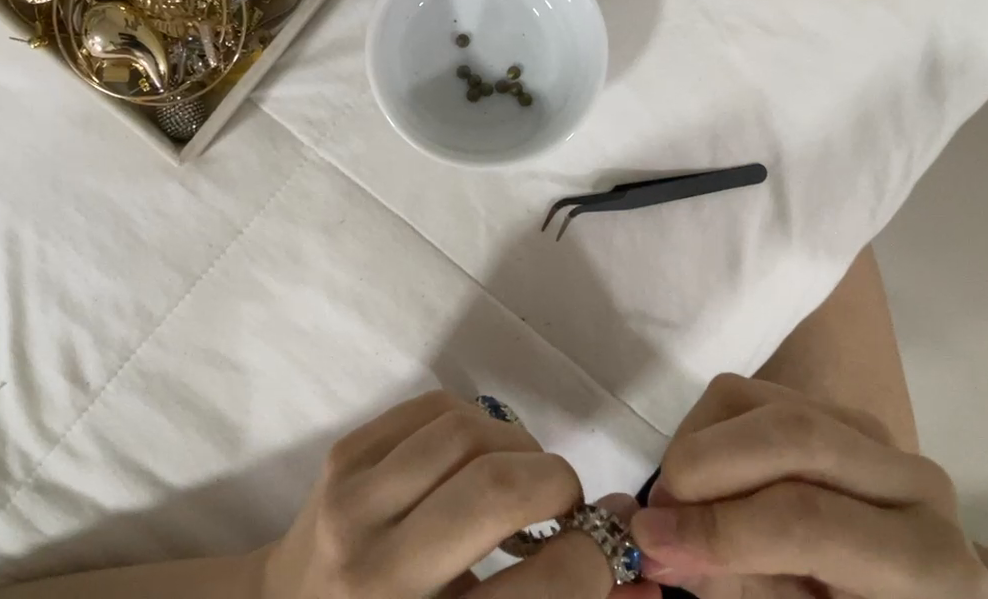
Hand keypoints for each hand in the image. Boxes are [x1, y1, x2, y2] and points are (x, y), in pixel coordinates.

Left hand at [255, 390, 618, 598]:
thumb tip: (643, 583)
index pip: (540, 589)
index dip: (595, 557)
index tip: (609, 543)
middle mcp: (379, 566)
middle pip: (498, 490)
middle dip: (558, 485)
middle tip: (567, 505)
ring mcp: (353, 499)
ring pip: (466, 432)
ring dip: (519, 447)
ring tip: (522, 478)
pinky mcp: (344, 453)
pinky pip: (433, 407)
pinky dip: (477, 422)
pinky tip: (479, 455)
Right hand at [620, 375, 987, 598]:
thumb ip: (729, 584)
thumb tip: (655, 543)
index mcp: (925, 561)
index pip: (808, 523)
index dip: (720, 530)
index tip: (650, 541)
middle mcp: (910, 480)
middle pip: (791, 435)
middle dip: (703, 464)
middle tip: (659, 509)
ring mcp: (867, 432)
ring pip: (754, 402)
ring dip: (695, 445)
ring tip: (681, 500)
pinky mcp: (825, 407)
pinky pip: (743, 395)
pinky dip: (702, 431)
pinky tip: (706, 479)